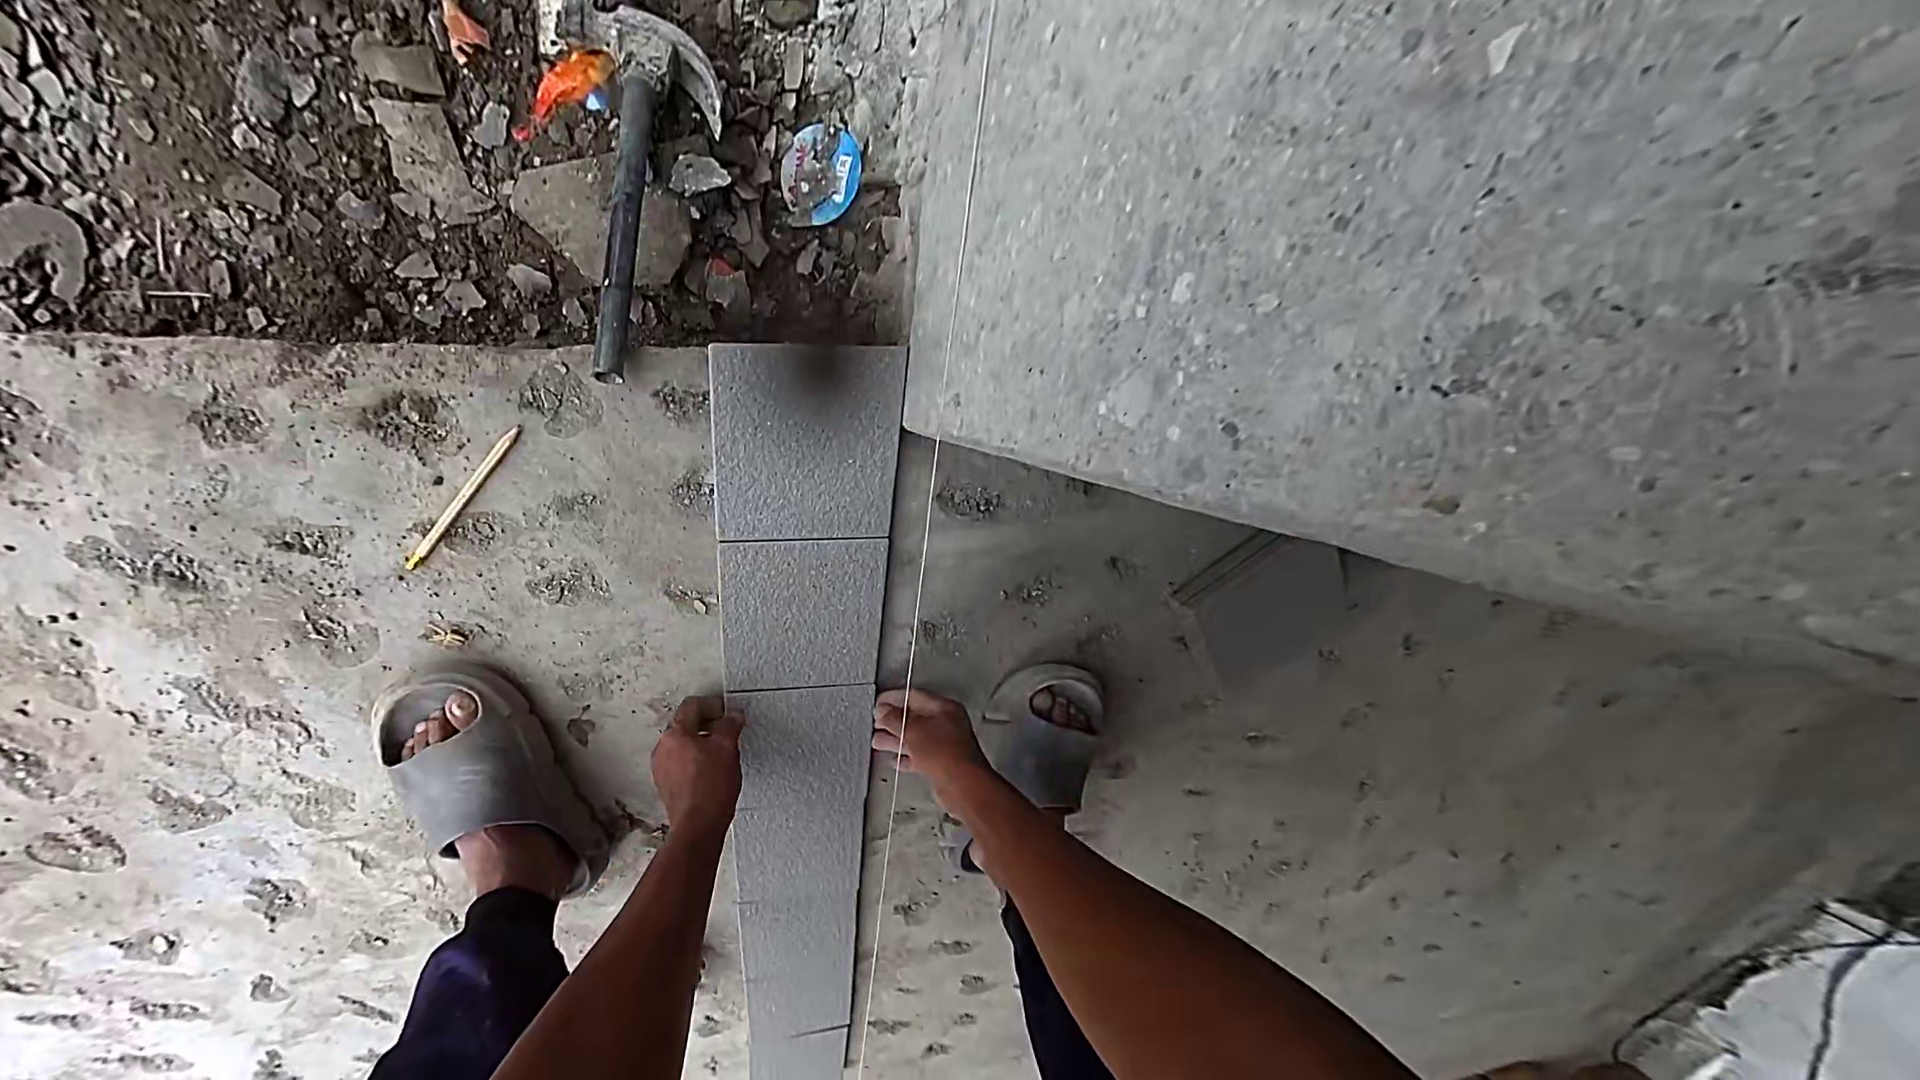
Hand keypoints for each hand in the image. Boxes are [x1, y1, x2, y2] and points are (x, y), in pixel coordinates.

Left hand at [652, 696, 743, 840]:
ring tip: (721, 751)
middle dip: (707, 723)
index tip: (725, 712)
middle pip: (685, 723)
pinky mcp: (666, 785)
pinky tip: (711, 770)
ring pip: (682, 744)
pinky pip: (680, 762)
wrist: (699, 825)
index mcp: (675, 734)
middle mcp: (663, 749)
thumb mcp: (728, 747)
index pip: (691, 705)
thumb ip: (730, 725)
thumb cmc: (710, 789)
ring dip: (701, 742)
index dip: (713, 705)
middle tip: (726, 729)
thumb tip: (732, 717)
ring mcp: (662, 768)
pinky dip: (695, 760)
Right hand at [872, 688, 990, 791]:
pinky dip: (907, 756)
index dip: (894, 698)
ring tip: (878, 740)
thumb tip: (884, 712)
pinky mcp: (943, 763)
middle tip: (877, 721)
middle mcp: (947, 723)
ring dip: (896, 738)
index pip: (915, 696)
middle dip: (893, 719)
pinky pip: (921, 756)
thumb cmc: (945, 753)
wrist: (961, 784)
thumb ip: (894, 719)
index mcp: (944, 708)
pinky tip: (896, 759)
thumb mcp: (912, 730)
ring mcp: (946, 744)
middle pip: (915, 717)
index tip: (879, 702)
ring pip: (916, 737)